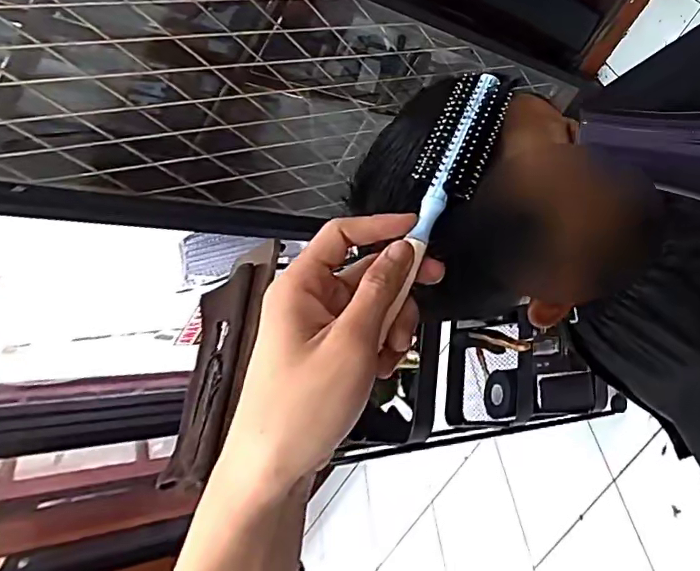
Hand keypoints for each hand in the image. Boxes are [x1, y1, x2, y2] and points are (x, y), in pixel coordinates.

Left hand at [213, 214, 444, 495]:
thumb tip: (401, 251)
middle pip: (366, 270)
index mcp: (300, 286)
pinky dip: (382, 342)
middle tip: (429, 280)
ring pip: (372, 302)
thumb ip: (381, 289)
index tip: (415, 227)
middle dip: (397, 285)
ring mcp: (319, 327)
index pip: (343, 234)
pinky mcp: (329, 350)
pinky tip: (382, 364)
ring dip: (393, 321)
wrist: (271, 473)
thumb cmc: (291, 414)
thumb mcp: (350, 342)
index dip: (381, 225)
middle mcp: (308, 301)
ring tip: (393, 348)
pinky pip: (367, 329)